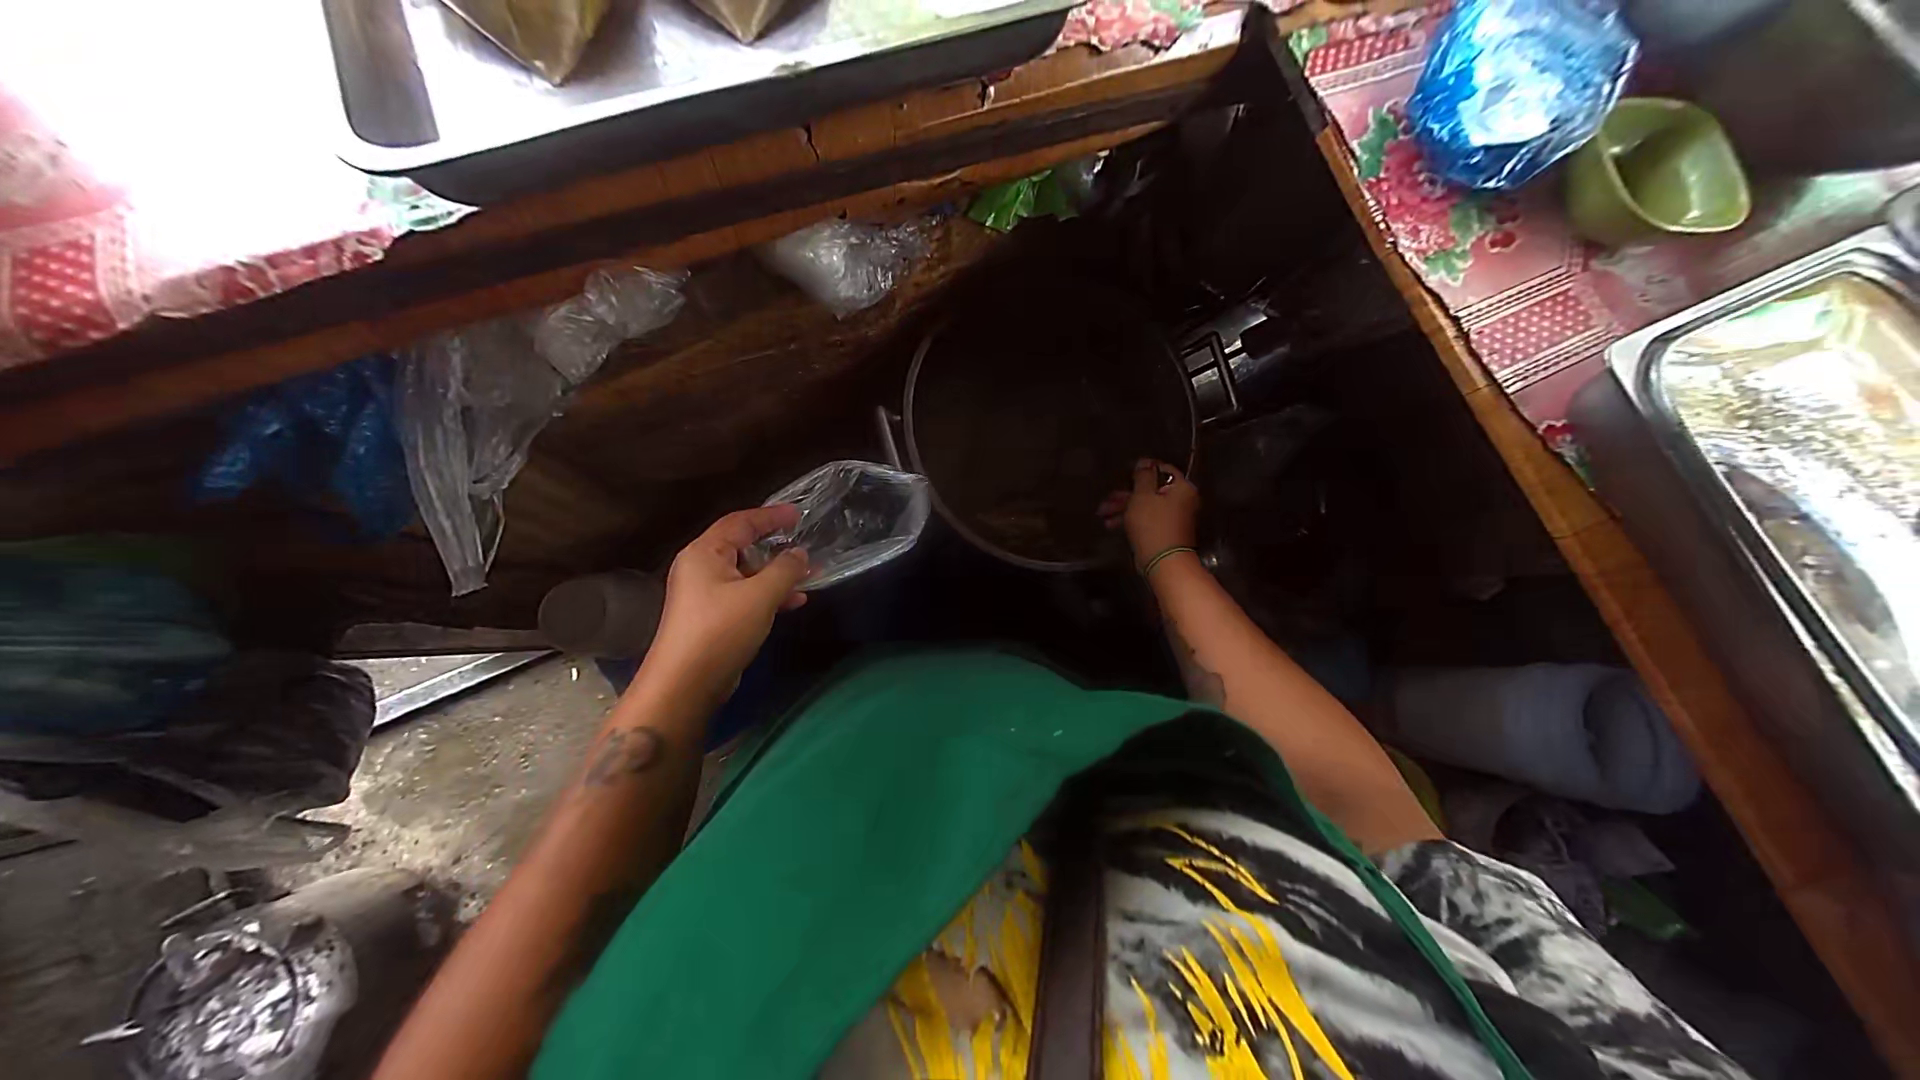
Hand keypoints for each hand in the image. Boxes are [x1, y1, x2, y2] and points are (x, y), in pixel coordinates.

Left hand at [642, 505, 809, 701]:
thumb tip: (800, 553)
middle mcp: (700, 568)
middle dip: (776, 547)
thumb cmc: (721, 630)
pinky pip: (745, 594)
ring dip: (776, 573)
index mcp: (705, 553)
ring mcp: (705, 593)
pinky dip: (768, 594)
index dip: (770, 516)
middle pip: (742, 546)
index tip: (798, 515)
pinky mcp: (712, 616)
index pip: (740, 522)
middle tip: (805, 545)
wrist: (686, 684)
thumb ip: (784, 569)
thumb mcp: (760, 595)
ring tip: (809, 576)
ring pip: (747, 573)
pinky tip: (794, 601)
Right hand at [1098, 458, 1198, 570]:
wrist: (1163, 562)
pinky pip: (1147, 519)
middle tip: (1107, 499)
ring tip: (1103, 514)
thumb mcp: (1143, 495)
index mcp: (1181, 487)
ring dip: (1124, 508)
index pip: (1162, 469)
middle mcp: (1182, 500)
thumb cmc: (1153, 525)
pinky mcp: (1166, 532)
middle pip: (1151, 490)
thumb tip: (1145, 463)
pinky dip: (1131, 520)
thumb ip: (1143, 476)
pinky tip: (1113, 525)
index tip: (1124, 475)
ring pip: (1146, 506)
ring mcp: (1175, 517)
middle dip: (1126, 494)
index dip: (1142, 470)